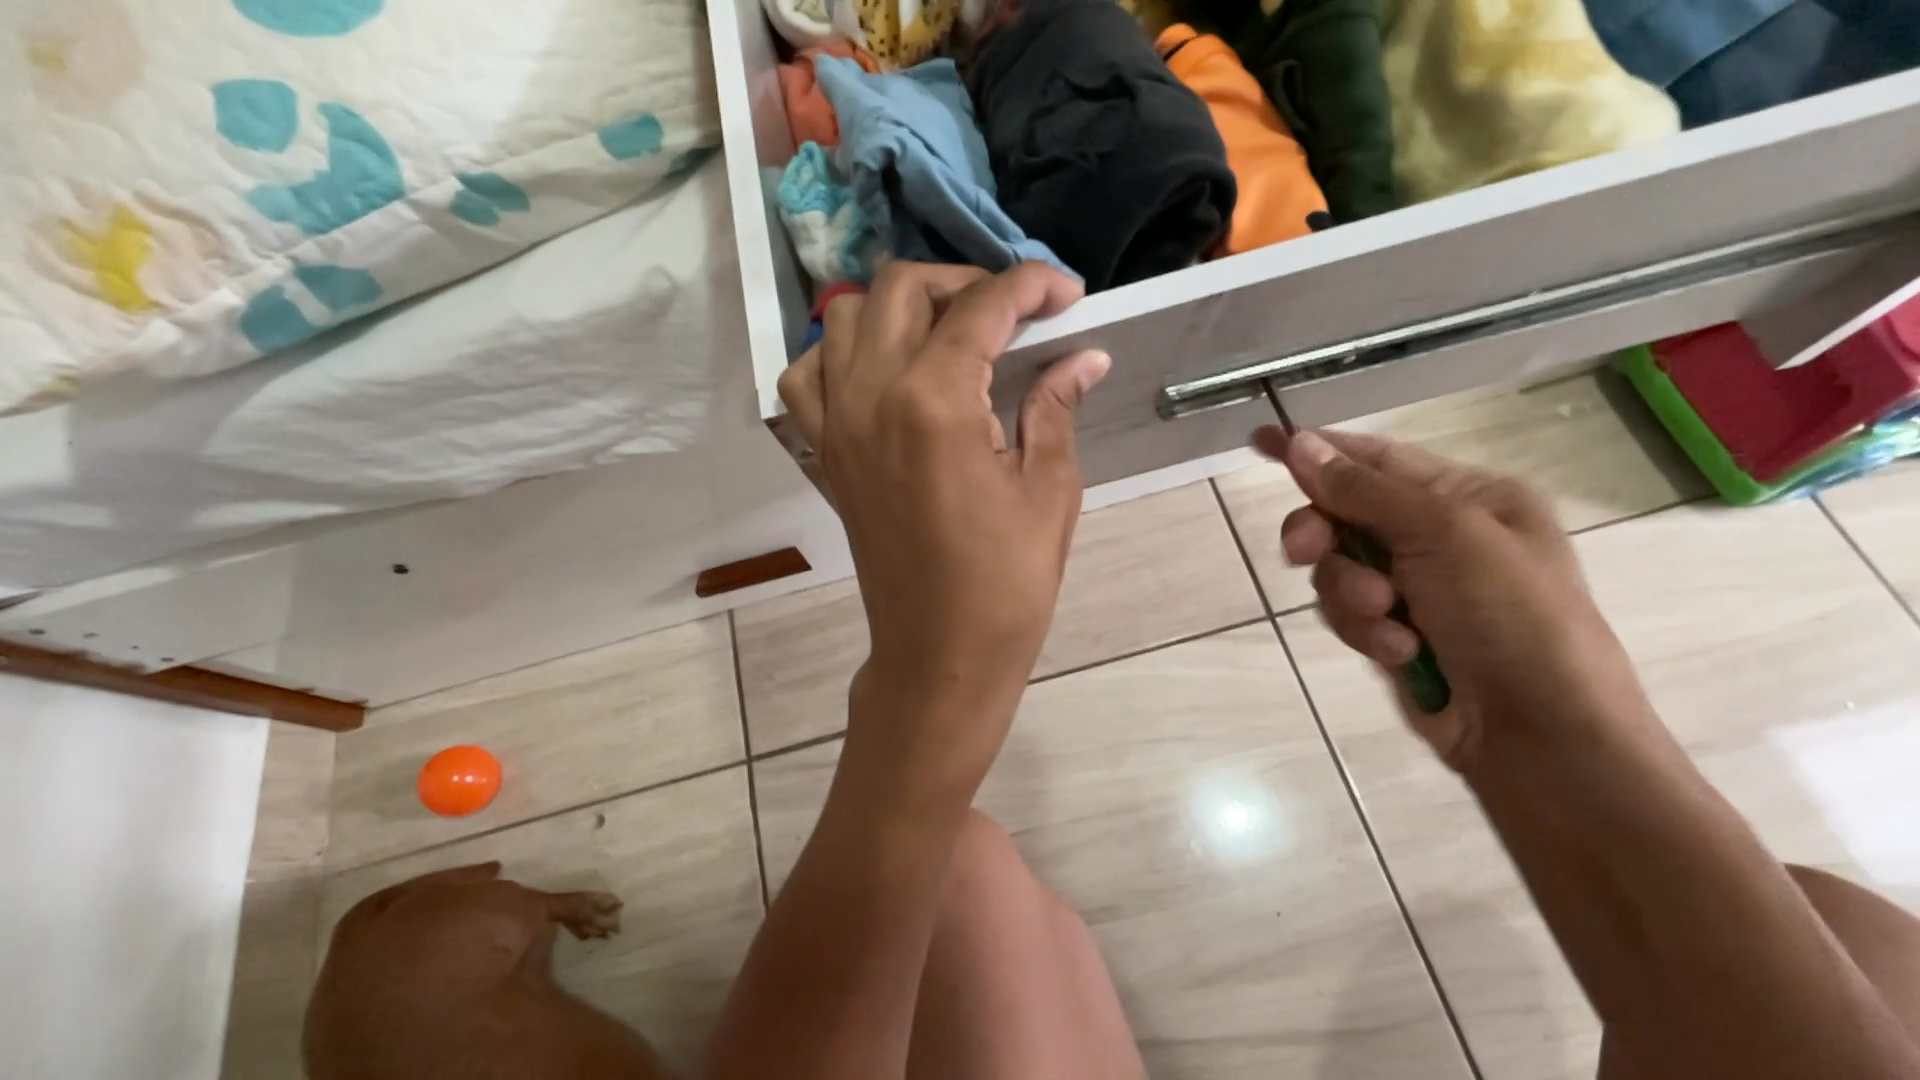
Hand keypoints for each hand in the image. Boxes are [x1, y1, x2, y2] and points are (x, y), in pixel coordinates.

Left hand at [779, 261, 1109, 790]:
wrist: (939, 652)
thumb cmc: (1006, 582)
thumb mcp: (1049, 490)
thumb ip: (1055, 406)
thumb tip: (1083, 354)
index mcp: (935, 401)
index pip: (982, 305)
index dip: (1031, 284)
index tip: (1067, 294)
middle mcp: (872, 395)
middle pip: (904, 287)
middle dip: (965, 282)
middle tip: (1012, 314)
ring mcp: (836, 421)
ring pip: (848, 316)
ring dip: (902, 308)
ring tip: (949, 337)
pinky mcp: (824, 450)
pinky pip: (808, 374)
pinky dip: (842, 354)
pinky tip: (884, 373)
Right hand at [1257, 426, 1657, 773]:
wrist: (1540, 731)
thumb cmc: (1511, 614)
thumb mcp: (1444, 534)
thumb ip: (1364, 490)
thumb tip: (1301, 444)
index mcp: (1467, 496)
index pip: (1375, 457)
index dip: (1318, 449)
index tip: (1261, 442)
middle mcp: (1438, 535)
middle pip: (1343, 513)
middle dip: (1322, 534)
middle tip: (1303, 550)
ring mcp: (1415, 588)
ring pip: (1336, 568)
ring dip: (1352, 593)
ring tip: (1388, 618)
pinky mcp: (1394, 633)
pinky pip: (1347, 613)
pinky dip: (1366, 630)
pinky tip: (1401, 652)